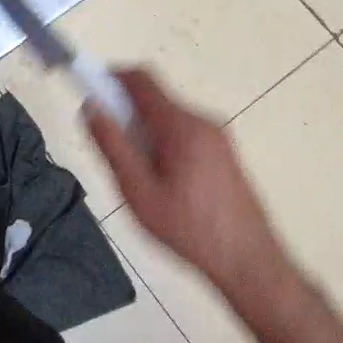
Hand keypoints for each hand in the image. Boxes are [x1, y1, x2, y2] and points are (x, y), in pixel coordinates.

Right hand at [85, 68, 287, 292]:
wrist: (252, 266)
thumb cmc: (189, 229)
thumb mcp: (138, 190)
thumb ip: (111, 144)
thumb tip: (90, 106)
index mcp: (181, 125)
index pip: (141, 78)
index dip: (109, 76)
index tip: (90, 94)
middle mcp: (203, 121)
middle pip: (153, 98)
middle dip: (125, 113)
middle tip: (112, 151)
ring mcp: (219, 137)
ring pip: (167, 117)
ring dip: (143, 131)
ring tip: (139, 176)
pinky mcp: (225, 153)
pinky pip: (184, 132)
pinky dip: (163, 142)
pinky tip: (163, 183)